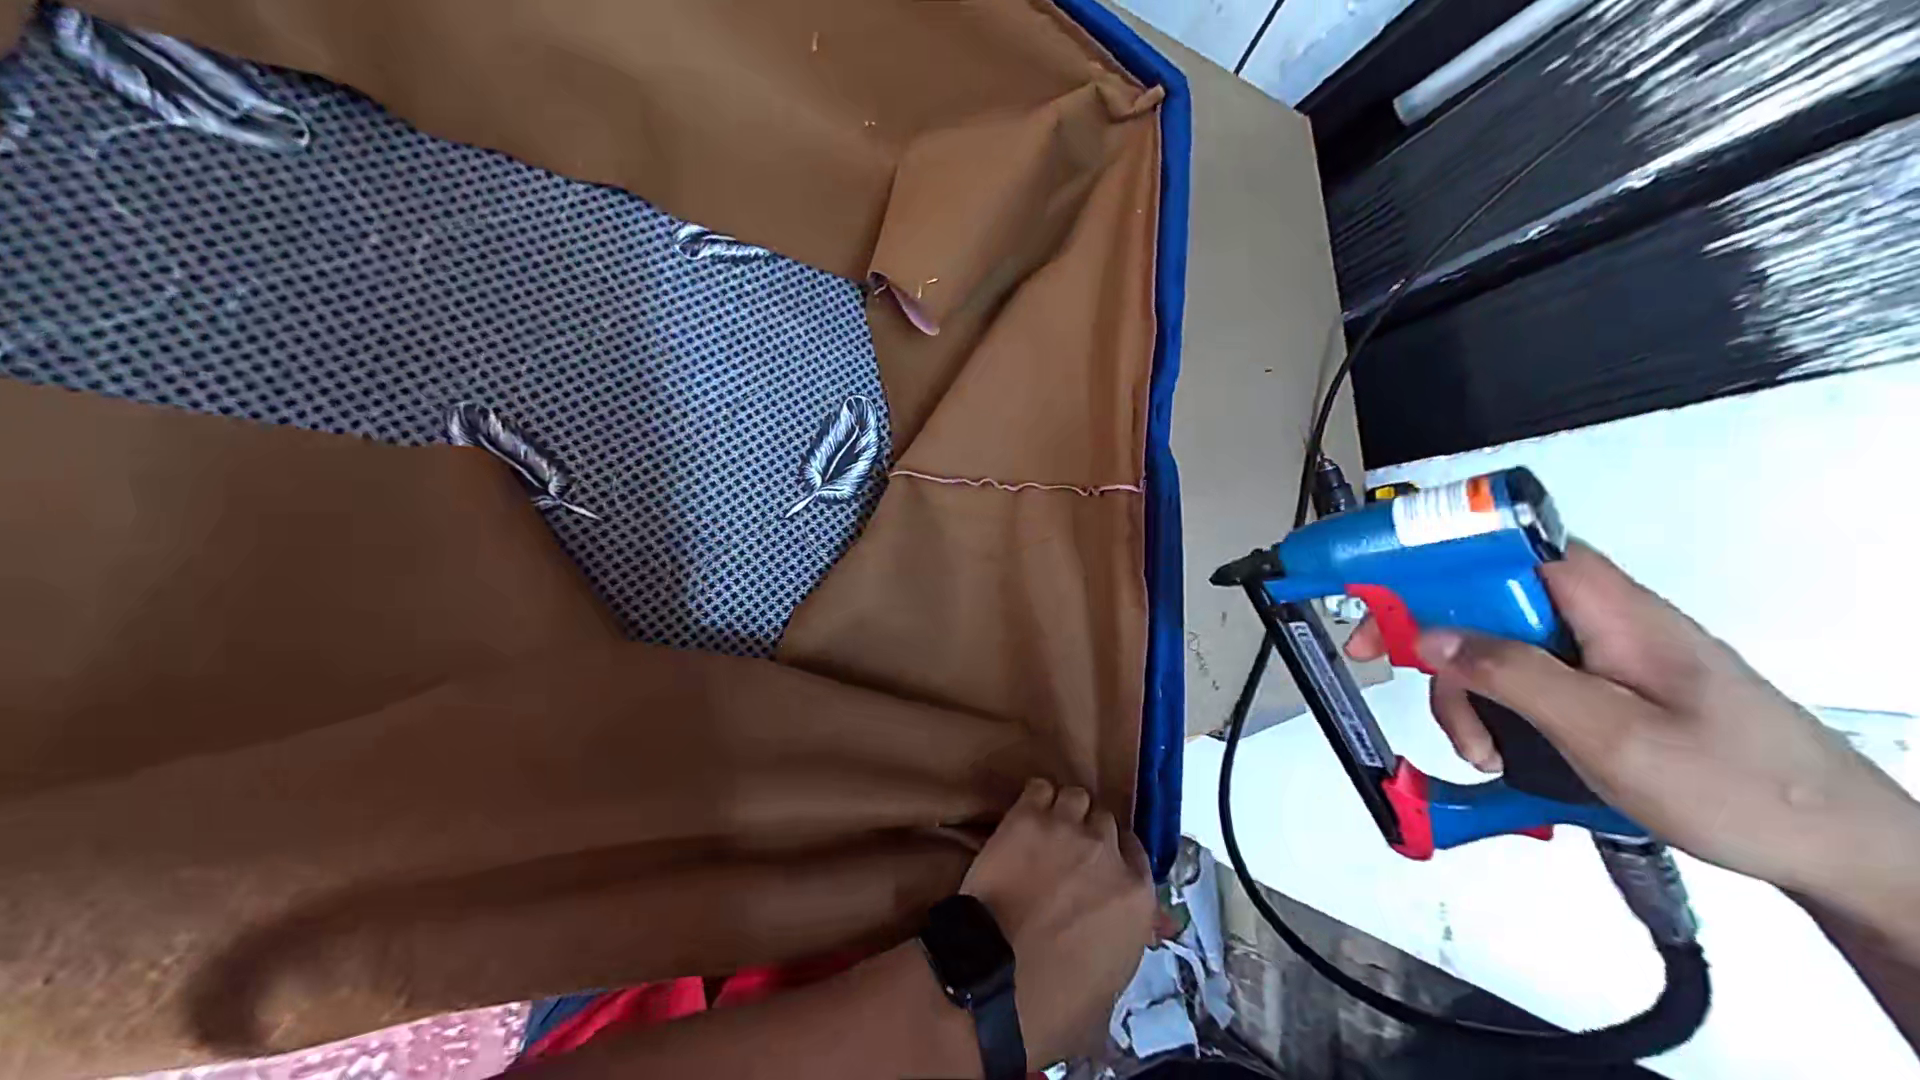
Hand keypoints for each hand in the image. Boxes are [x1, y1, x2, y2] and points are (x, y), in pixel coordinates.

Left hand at [960, 778, 1156, 1068]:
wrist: (997, 979)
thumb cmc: (1058, 1000)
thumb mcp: (1114, 980)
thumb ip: (1131, 935)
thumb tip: (1141, 921)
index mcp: (1137, 894)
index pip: (1135, 851)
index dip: (1116, 855)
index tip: (1099, 865)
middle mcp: (1107, 852)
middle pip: (1104, 820)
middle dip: (1089, 834)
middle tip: (1068, 852)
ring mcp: (1067, 829)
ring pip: (1075, 796)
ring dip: (1065, 811)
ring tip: (1047, 829)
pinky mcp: (1026, 817)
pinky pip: (1039, 788)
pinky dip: (1035, 799)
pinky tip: (1026, 816)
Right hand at [1345, 541, 1919, 911]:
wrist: (1846, 856)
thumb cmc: (1739, 787)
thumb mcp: (1611, 733)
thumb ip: (1515, 676)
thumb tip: (1431, 637)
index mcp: (1610, 607)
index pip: (1505, 545)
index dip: (1433, 552)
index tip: (1378, 585)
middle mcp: (1597, 618)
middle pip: (1485, 598)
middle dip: (1432, 636)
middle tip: (1379, 662)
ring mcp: (1598, 655)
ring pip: (1495, 646)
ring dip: (1464, 691)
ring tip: (1479, 749)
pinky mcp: (1599, 688)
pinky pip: (1521, 679)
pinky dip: (1493, 710)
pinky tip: (1500, 751)